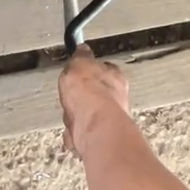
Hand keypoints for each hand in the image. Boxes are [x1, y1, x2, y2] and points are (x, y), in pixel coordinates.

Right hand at [58, 45, 130, 161]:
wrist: (93, 127)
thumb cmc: (90, 93)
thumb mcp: (79, 62)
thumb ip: (81, 56)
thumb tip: (83, 49)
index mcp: (115, 77)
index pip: (103, 69)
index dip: (89, 71)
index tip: (77, 71)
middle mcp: (117, 100)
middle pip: (95, 95)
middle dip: (80, 98)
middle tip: (71, 97)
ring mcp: (109, 122)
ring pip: (87, 115)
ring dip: (76, 117)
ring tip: (71, 116)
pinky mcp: (100, 140)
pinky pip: (82, 134)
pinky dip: (75, 134)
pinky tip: (72, 130)